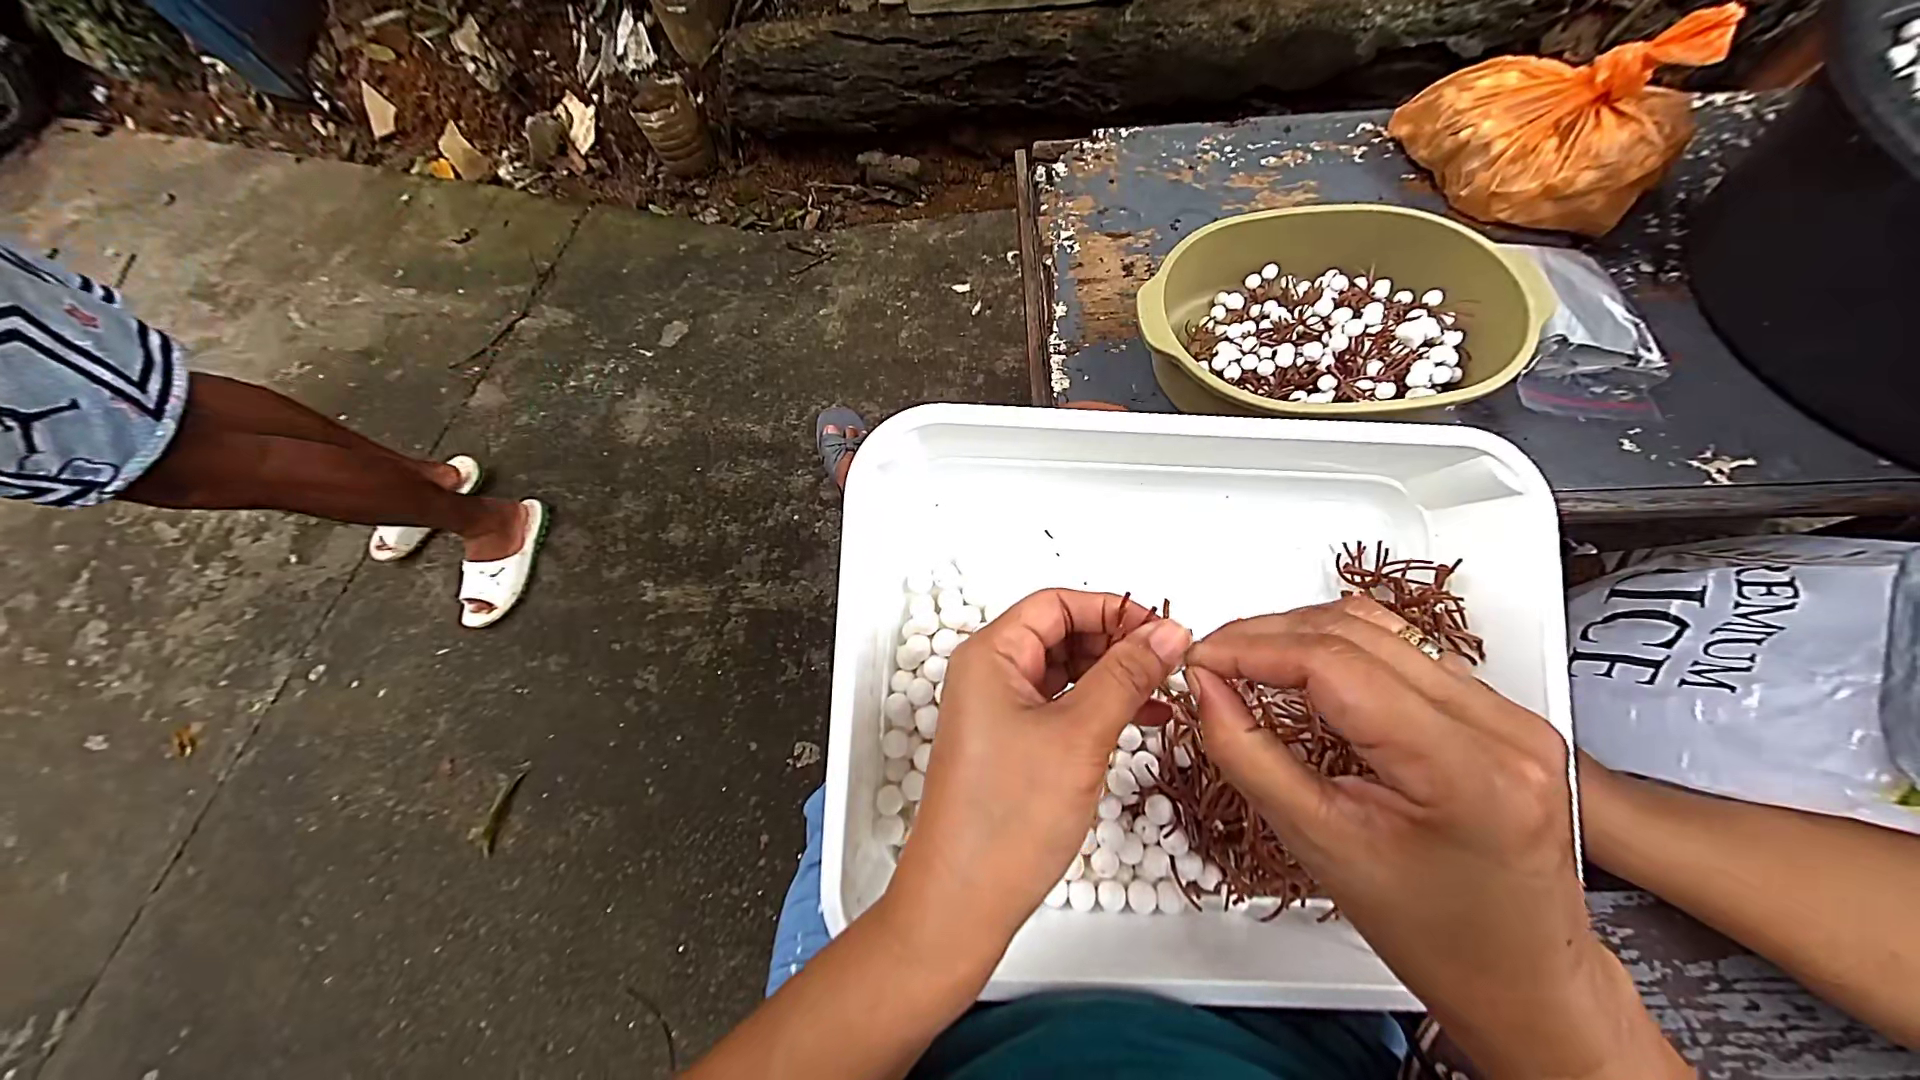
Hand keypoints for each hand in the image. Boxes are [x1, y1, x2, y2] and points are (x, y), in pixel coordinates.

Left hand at [889, 590, 1190, 943]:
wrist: (964, 901)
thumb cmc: (1000, 822)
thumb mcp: (1079, 735)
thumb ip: (1126, 676)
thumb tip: (1164, 634)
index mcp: (988, 656)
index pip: (1056, 604)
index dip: (1112, 609)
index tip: (1159, 628)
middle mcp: (988, 675)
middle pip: (1061, 632)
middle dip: (1116, 642)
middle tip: (1165, 661)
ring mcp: (999, 709)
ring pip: (1066, 670)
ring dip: (1113, 675)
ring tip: (1160, 690)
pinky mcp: (1013, 741)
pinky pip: (1062, 704)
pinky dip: (1100, 705)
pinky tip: (1138, 717)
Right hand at [1186, 596, 1685, 1079]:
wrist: (1518, 973)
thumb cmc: (1430, 930)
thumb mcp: (1316, 842)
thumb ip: (1248, 755)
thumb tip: (1205, 688)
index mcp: (1468, 770)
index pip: (1334, 664)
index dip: (1251, 649)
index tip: (1201, 660)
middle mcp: (1501, 726)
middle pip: (1353, 631)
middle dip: (1264, 635)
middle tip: (1212, 660)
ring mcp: (1505, 711)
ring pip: (1374, 626)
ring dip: (1295, 634)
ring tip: (1245, 662)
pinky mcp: (1492, 708)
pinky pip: (1398, 647)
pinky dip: (1332, 649)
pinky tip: (1298, 673)